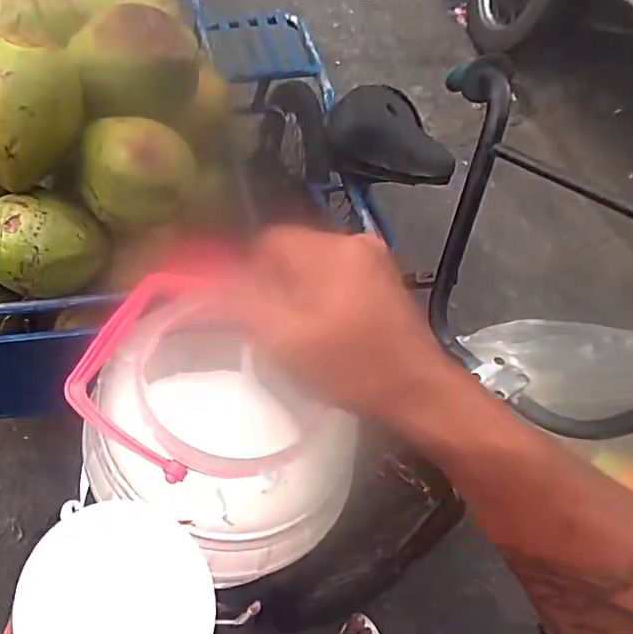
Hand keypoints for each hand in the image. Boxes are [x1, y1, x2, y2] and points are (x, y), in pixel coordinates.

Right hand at [230, 227, 456, 423]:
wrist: (419, 392)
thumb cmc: (353, 368)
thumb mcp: (287, 340)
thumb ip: (244, 303)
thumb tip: (213, 278)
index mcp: (332, 249)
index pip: (268, 241)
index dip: (248, 272)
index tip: (245, 309)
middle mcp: (356, 242)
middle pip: (292, 253)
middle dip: (275, 286)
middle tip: (272, 328)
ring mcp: (376, 261)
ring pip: (314, 269)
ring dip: (298, 296)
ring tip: (299, 335)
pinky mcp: (386, 282)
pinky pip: (337, 280)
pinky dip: (322, 301)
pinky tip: (326, 334)